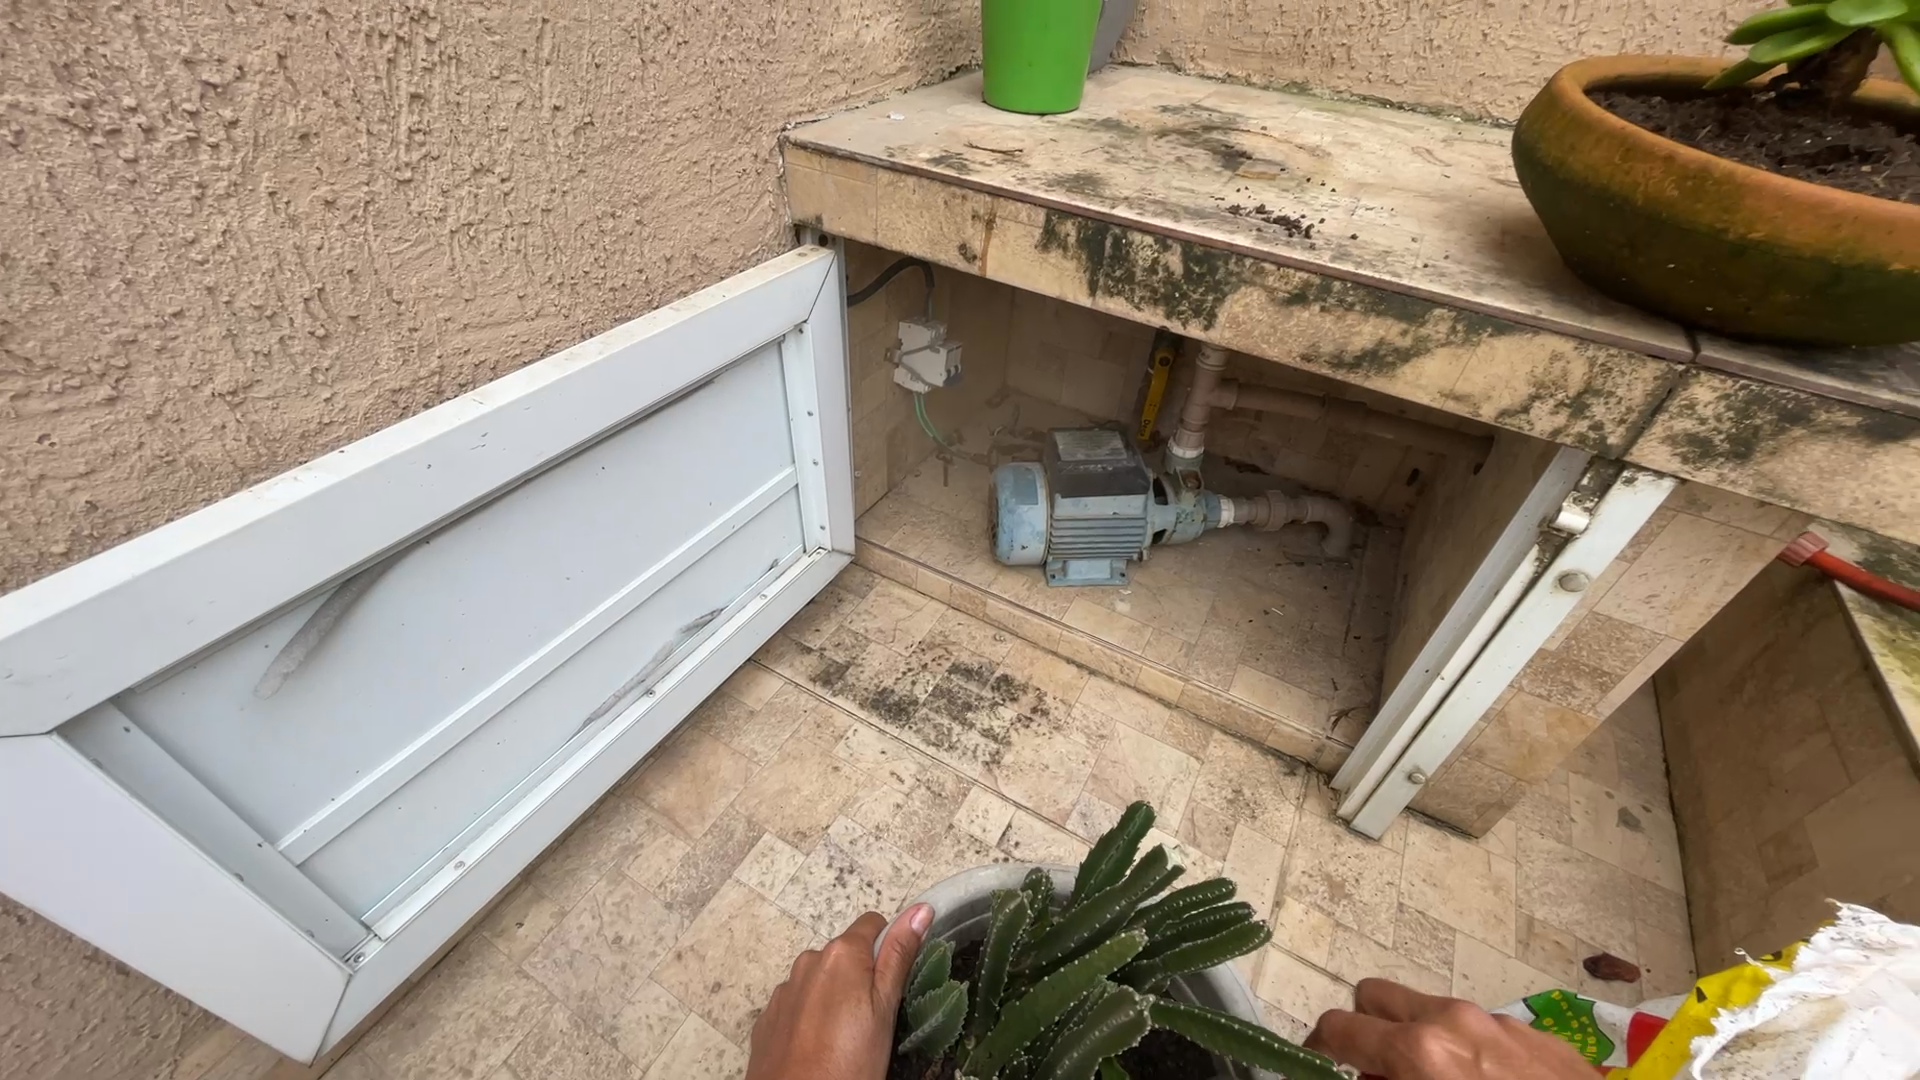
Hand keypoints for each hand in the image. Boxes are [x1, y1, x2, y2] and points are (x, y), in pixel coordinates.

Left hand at [745, 903, 934, 1079]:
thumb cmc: (850, 1061)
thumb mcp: (885, 1009)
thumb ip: (900, 954)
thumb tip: (921, 909)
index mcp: (841, 953)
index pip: (874, 924)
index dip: (888, 950)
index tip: (891, 987)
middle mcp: (808, 960)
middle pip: (845, 954)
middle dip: (860, 977)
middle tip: (871, 1021)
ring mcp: (784, 990)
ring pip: (821, 980)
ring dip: (834, 997)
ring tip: (843, 1041)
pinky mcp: (767, 1019)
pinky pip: (798, 1004)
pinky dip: (809, 1018)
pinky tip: (816, 1049)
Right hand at [1305, 978, 1596, 1079]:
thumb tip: (1361, 1075)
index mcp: (1419, 1051)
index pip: (1338, 1028)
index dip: (1319, 1049)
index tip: (1318, 1068)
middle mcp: (1450, 1021)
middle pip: (1374, 995)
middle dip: (1366, 1029)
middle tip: (1379, 1073)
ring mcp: (1500, 1024)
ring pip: (1430, 1011)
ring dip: (1419, 1041)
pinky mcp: (1545, 1039)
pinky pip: (1484, 1030)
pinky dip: (1473, 1054)